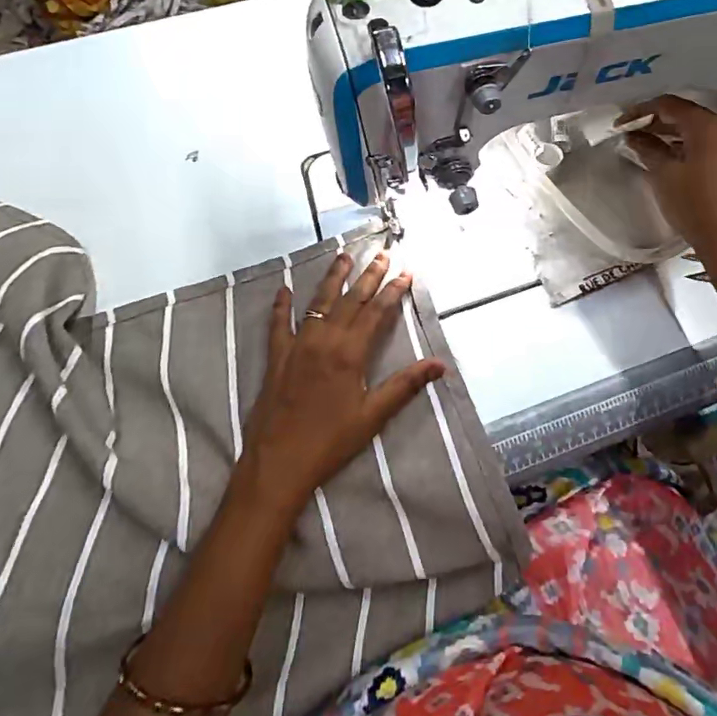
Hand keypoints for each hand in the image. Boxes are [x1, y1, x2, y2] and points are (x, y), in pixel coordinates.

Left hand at [233, 251, 445, 520]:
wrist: (279, 461)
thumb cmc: (330, 441)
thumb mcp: (373, 416)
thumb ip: (405, 385)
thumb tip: (440, 365)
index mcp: (350, 353)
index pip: (376, 313)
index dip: (393, 291)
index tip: (406, 273)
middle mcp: (324, 340)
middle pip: (350, 300)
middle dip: (368, 276)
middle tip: (381, 254)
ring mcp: (297, 345)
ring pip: (317, 302)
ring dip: (332, 278)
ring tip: (343, 256)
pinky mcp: (276, 357)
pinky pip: (278, 324)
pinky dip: (281, 305)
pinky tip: (283, 290)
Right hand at [621, 96, 716, 317]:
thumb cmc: (694, 206)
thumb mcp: (663, 175)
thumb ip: (647, 149)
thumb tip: (634, 136)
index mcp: (710, 126)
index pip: (671, 105)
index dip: (642, 110)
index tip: (620, 123)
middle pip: (689, 115)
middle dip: (658, 122)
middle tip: (632, 133)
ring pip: (703, 130)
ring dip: (675, 135)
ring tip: (648, 146)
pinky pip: (715, 144)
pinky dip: (692, 146)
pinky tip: (674, 159)